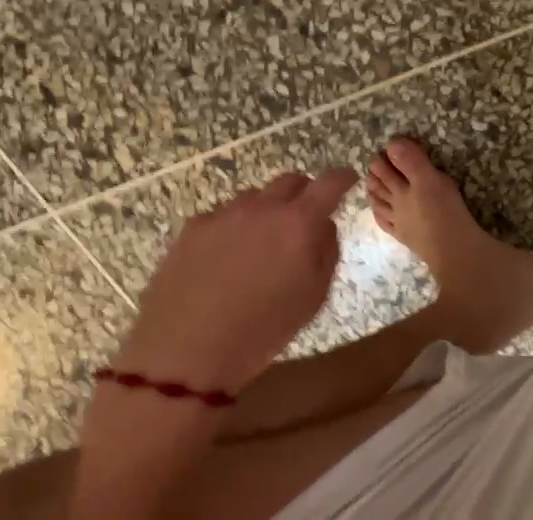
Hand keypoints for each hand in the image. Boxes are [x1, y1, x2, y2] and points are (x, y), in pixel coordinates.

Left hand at [110, 168, 359, 393]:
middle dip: (304, 193)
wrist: (184, 356)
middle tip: (304, 218)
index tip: (348, 180)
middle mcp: (262, 208)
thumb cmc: (261, 331)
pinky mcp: (191, 230)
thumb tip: (323, 226)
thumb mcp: (314, 297)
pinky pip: (222, 215)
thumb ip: (327, 252)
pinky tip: (225, 258)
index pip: (330, 182)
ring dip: (266, 210)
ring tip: (260, 243)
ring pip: (255, 197)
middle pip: (291, 180)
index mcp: (299, 223)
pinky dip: (233, 226)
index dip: (343, 177)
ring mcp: (223, 215)